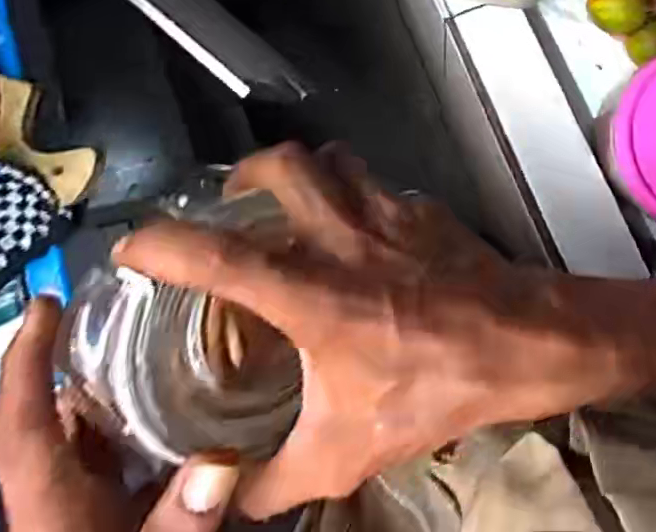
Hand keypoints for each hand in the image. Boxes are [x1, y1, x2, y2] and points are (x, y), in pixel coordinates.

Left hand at [0, 298, 241, 531]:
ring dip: (113, 388)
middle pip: (56, 418)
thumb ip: (180, 527)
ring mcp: (79, 512)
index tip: (45, 303)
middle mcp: (57, 503)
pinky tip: (178, 405)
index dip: (25, 360)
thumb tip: (222, 460)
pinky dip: (136, 424)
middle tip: (132, 307)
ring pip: (86, 437)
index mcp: (48, 511)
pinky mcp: (104, 520)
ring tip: (161, 340)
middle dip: (83, 360)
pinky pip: (114, 459)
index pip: (21, 424)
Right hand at [113, 143, 624, 518]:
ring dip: (305, 171)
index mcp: (313, 292)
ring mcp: (386, 210)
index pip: (221, 256)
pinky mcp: (420, 205)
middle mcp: (343, 234)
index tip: (132, 244)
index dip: (166, 244)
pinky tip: (358, 224)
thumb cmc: (435, 389)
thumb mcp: (348, 452)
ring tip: (292, 199)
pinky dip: (352, 188)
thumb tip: (226, 498)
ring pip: (332, 158)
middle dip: (245, 171)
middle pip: (283, 166)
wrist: (523, 341)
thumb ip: (276, 481)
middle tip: (232, 196)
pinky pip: (374, 179)